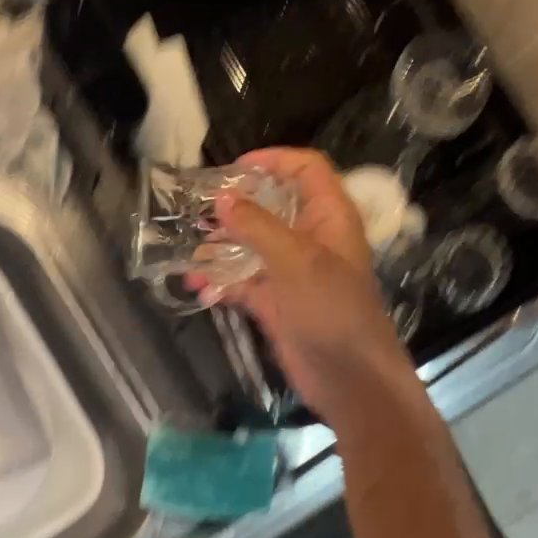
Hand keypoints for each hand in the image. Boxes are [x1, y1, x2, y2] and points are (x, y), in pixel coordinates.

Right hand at [202, 148, 412, 410]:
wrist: (348, 376)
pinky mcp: (277, 305)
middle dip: (235, 209)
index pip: (305, 170)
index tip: (232, 168)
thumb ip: (257, 227)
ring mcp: (292, 274)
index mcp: (328, 217)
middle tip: (197, 212)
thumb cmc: (331, 310)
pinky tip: (199, 290)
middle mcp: (311, 240)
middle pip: (271, 208)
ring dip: (220, 251)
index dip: (273, 161)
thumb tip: (223, 200)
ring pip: (252, 249)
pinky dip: (222, 285)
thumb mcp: (295, 260)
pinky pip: (244, 285)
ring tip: (189, 256)